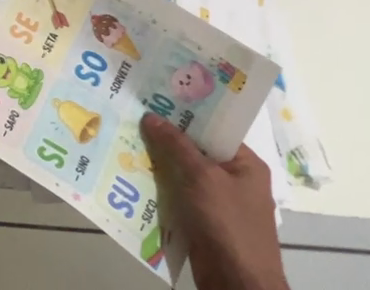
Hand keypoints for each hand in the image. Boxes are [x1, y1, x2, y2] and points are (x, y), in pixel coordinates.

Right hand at [141, 113, 287, 289]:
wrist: (238, 286)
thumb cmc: (228, 224)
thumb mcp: (202, 177)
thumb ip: (176, 145)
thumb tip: (150, 116)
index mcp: (245, 164)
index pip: (212, 129)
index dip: (183, 113)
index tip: (152, 98)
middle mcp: (233, 179)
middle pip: (194, 150)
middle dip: (164, 137)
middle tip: (130, 115)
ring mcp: (217, 202)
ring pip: (182, 173)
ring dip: (157, 162)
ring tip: (124, 140)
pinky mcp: (201, 221)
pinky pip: (177, 195)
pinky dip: (158, 187)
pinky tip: (131, 174)